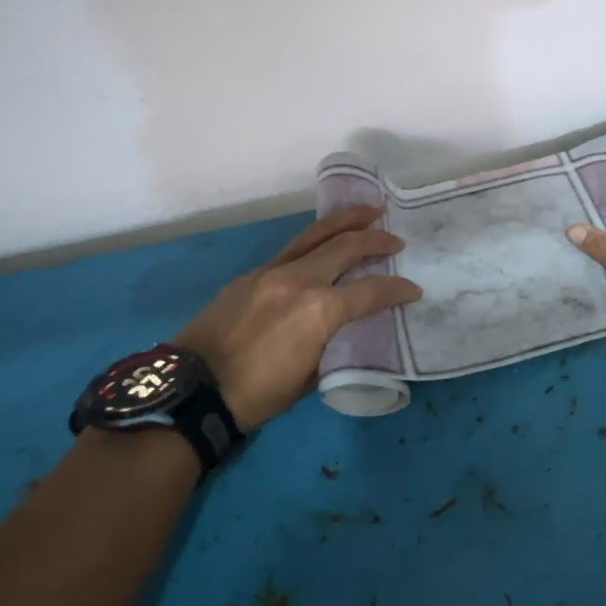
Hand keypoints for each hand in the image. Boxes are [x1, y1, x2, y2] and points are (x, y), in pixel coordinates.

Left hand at [173, 206, 420, 431]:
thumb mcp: (312, 374)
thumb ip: (336, 341)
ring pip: (317, 234)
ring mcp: (272, 272)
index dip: (399, 290)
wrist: (191, 392)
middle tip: (397, 241)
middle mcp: (300, 279)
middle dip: (378, 240)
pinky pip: (292, 249)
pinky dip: (316, 241)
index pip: (373, 290)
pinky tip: (323, 245)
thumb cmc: (258, 394)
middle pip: (348, 246)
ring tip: (370, 212)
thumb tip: (348, 326)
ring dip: (347, 221)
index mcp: (321, 309)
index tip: (414, 291)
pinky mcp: (251, 275)